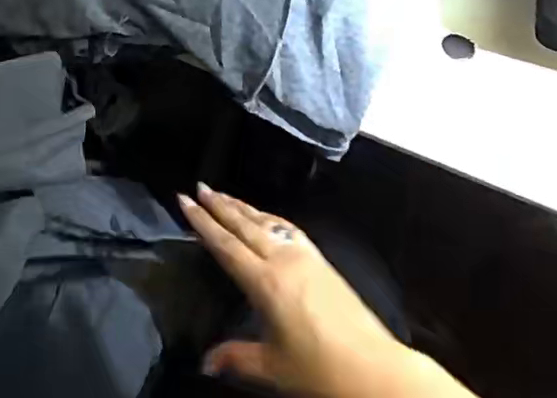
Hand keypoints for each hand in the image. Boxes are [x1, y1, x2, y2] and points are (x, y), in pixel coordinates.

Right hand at [177, 183, 475, 397]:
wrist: (371, 365)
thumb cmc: (320, 368)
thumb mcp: (272, 367)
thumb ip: (237, 357)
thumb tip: (206, 361)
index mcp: (266, 282)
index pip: (226, 245)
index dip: (202, 222)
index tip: (185, 200)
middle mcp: (283, 258)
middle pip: (244, 224)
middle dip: (219, 205)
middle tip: (198, 187)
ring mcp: (303, 254)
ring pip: (265, 221)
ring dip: (242, 206)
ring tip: (222, 194)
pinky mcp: (318, 257)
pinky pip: (286, 227)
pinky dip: (267, 216)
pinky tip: (263, 216)